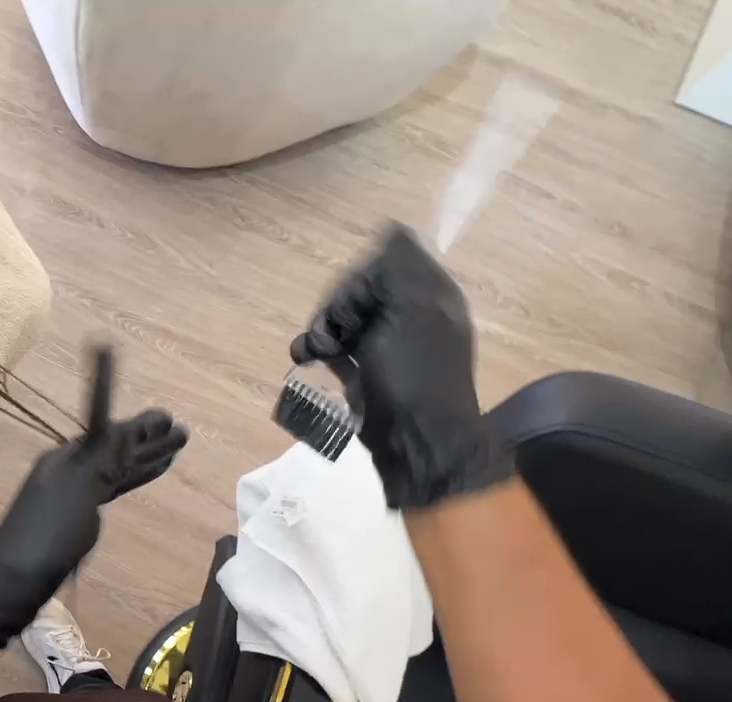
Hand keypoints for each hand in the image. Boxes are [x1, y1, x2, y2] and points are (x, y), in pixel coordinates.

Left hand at [0, 410, 187, 648]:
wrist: (16, 579)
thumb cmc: (49, 532)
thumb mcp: (79, 489)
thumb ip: (105, 459)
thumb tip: (126, 427)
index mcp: (63, 458)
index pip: (108, 434)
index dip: (139, 428)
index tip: (168, 419)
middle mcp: (66, 471)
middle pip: (112, 452)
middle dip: (146, 443)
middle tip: (182, 434)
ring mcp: (70, 496)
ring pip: (113, 472)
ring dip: (142, 463)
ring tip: (173, 455)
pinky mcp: (74, 520)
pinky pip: (107, 492)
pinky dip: (128, 483)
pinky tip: (144, 479)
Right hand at [290, 224, 513, 508]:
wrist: (414, 441)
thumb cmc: (414, 375)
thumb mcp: (416, 309)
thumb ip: (401, 267)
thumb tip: (390, 229)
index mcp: (427, 294)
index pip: (381, 262)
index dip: (359, 282)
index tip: (357, 308)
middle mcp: (406, 314)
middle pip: (355, 290)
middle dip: (335, 308)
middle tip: (337, 334)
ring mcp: (382, 345)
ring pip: (338, 319)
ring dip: (320, 330)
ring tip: (315, 352)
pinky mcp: (361, 371)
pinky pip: (331, 348)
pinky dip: (313, 350)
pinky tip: (304, 359)